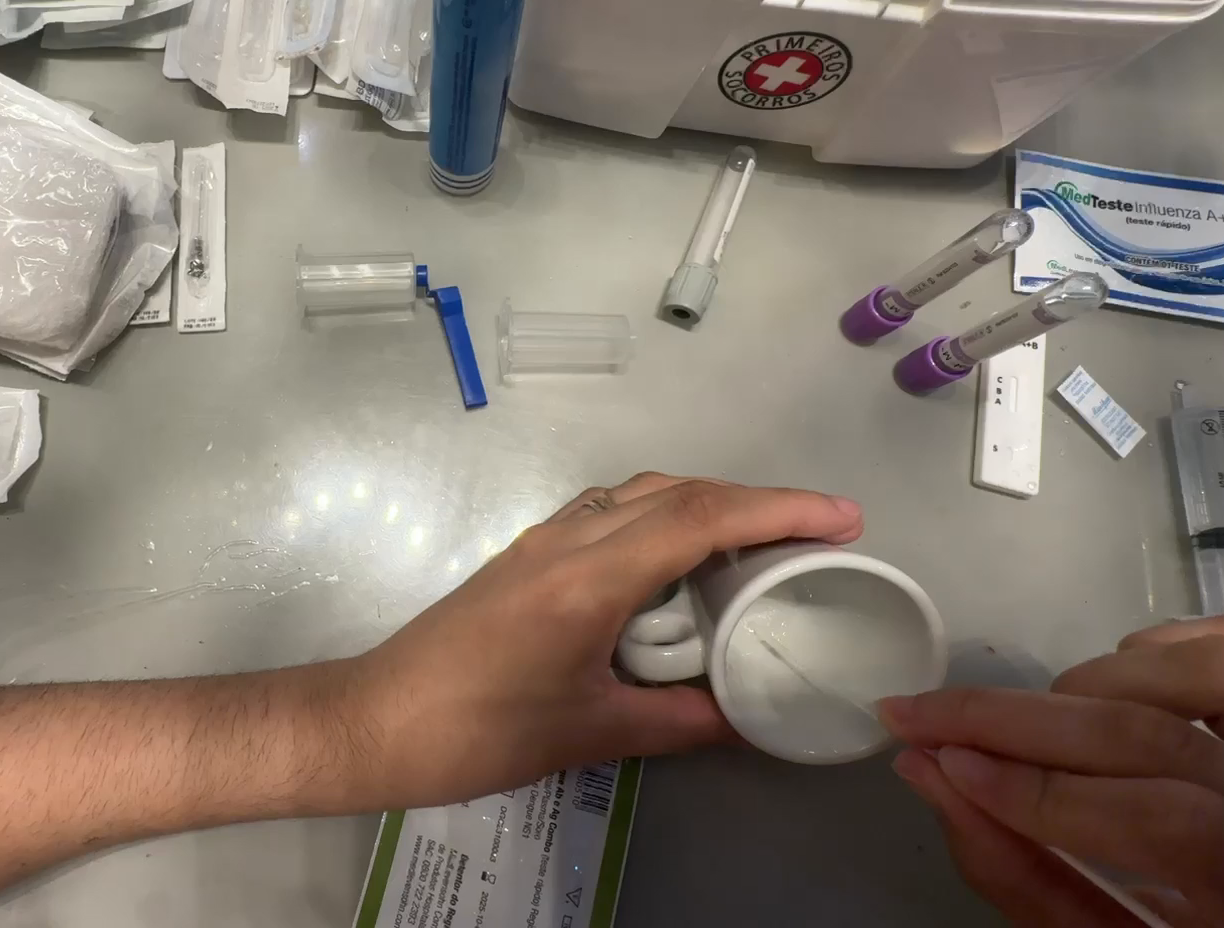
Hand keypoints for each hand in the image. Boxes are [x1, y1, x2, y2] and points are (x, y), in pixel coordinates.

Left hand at [341, 473, 862, 810]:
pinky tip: (673, 561)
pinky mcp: (523, 557)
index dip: (776, 508)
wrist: (383, 717)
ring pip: (633, 496)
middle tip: (812, 531)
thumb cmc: (482, 729)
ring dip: (698, 504)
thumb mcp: (593, 732)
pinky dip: (654, 520)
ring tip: (754, 542)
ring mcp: (538, 542)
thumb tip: (748, 714)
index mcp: (587, 576)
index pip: (697, 518)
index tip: (841, 517)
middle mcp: (563, 540)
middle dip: (748, 500)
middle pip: (670, 492)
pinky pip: (603, 516)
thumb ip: (681, 720)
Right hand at [881, 612, 1223, 926]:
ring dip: (1092, 681)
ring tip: (1040, 719)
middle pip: (1168, 739)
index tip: (939, 762)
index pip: (1181, 826)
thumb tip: (923, 767)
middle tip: (922, 715)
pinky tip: (1119, 680)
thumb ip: (1023, 873)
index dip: (1043, 789)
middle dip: (1015, 720)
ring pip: (1223, 672)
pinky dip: (1169, 644)